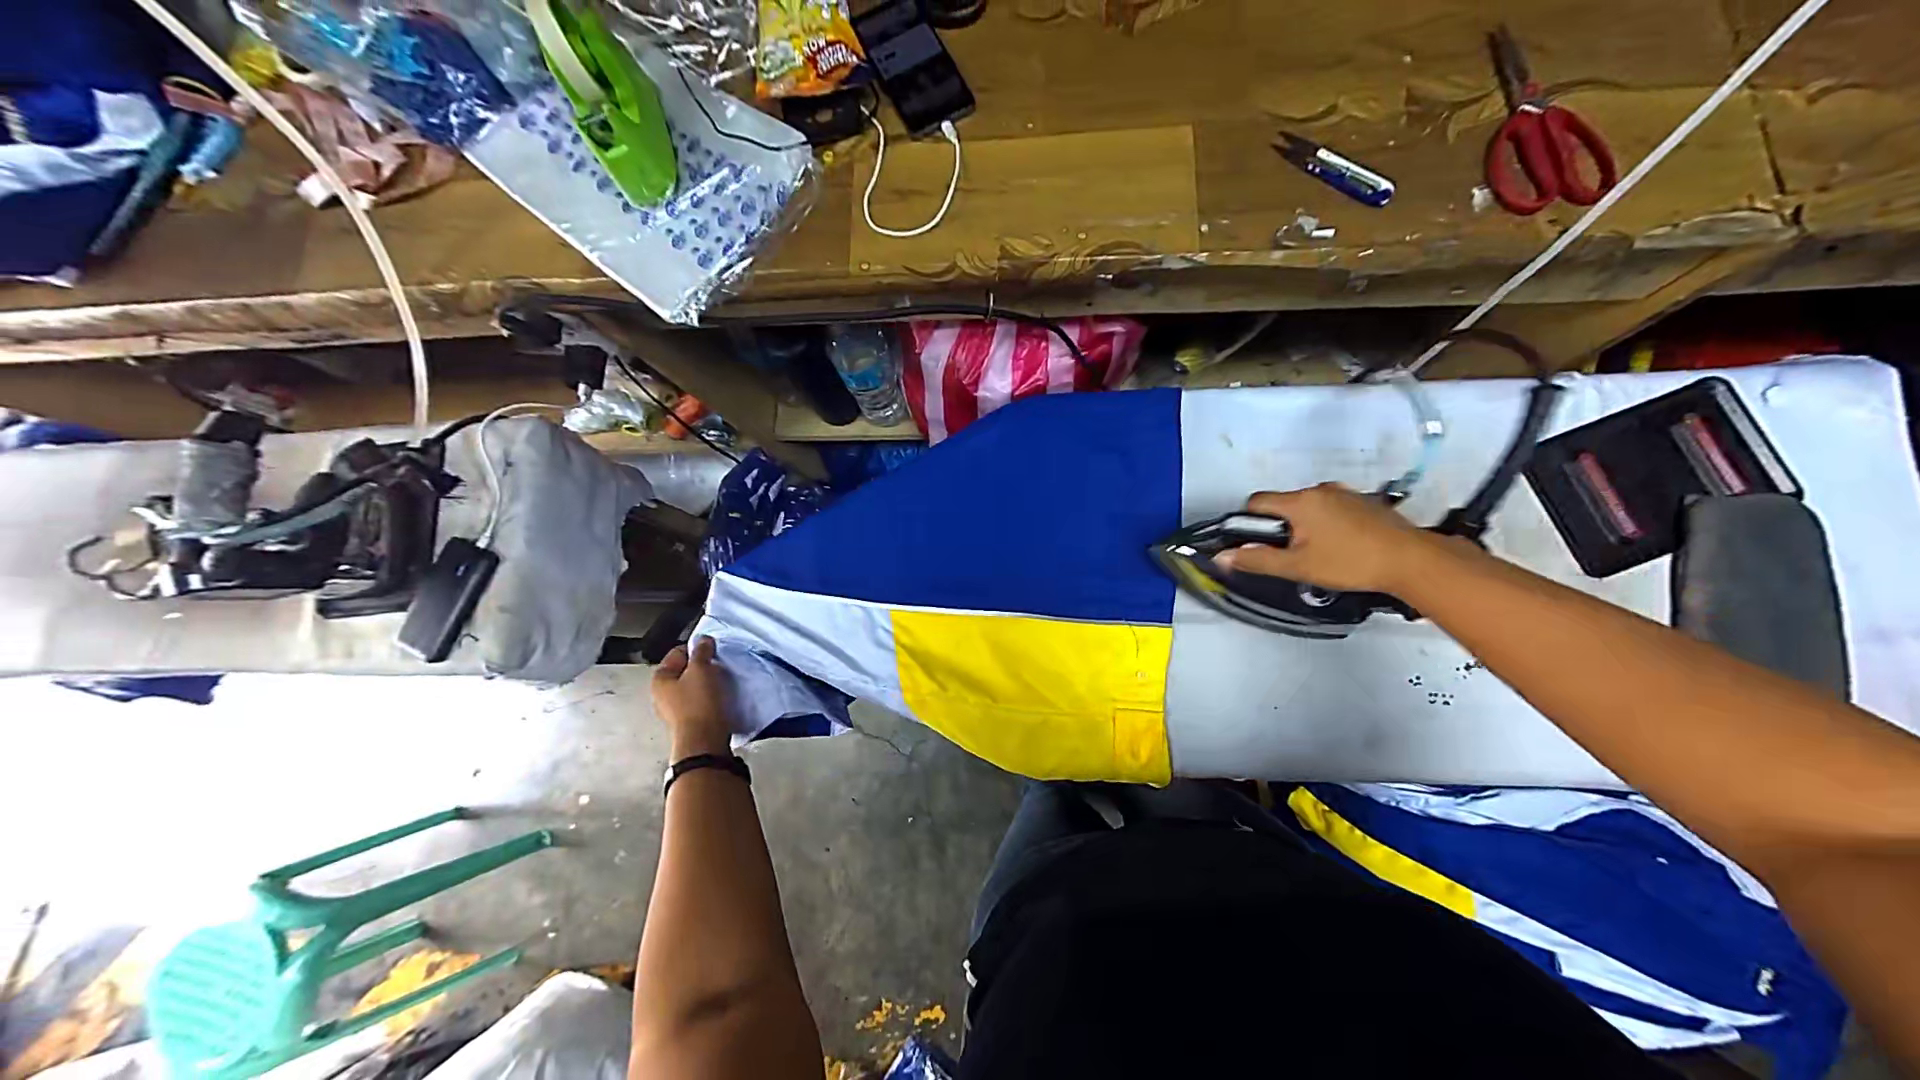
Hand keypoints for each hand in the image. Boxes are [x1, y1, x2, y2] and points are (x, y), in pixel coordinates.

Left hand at [652, 637, 733, 758]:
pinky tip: (719, 701)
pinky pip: (698, 703)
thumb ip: (702, 651)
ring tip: (721, 685)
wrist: (704, 741)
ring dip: (707, 684)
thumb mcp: (702, 669)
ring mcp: (673, 711)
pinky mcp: (687, 722)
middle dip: (702, 668)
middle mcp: (661, 694)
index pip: (678, 652)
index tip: (712, 653)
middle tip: (718, 669)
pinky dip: (709, 699)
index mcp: (659, 678)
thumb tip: (703, 640)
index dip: (697, 649)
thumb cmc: (699, 702)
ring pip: (693, 687)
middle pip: (685, 671)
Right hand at [1213, 483, 1442, 594]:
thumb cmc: (1352, 562)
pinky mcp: (1365, 503)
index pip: (1257, 501)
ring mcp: (1346, 494)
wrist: (1411, 561)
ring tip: (1319, 554)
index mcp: (1300, 501)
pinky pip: (1333, 509)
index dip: (1250, 522)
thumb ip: (1257, 560)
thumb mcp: (1297, 566)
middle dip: (1281, 527)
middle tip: (1292, 554)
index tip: (1259, 543)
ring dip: (1306, 526)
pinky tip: (1341, 548)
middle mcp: (1321, 490)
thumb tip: (1224, 557)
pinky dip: (1329, 525)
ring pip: (1309, 507)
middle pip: (1283, 504)